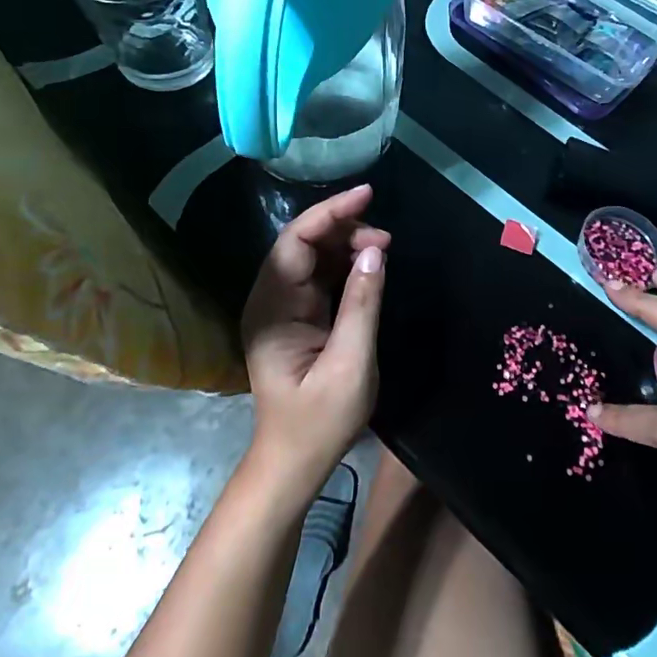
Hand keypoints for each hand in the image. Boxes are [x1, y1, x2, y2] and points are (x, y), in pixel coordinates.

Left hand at [240, 185, 389, 486]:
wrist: (293, 462)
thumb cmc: (319, 421)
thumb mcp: (351, 365)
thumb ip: (362, 305)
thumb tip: (374, 251)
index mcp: (271, 308)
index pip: (296, 241)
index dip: (330, 212)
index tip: (368, 194)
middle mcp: (269, 300)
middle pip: (302, 243)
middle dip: (343, 228)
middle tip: (387, 237)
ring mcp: (280, 309)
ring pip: (311, 257)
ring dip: (345, 245)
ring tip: (384, 247)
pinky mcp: (295, 319)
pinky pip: (317, 278)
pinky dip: (343, 265)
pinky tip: (368, 265)